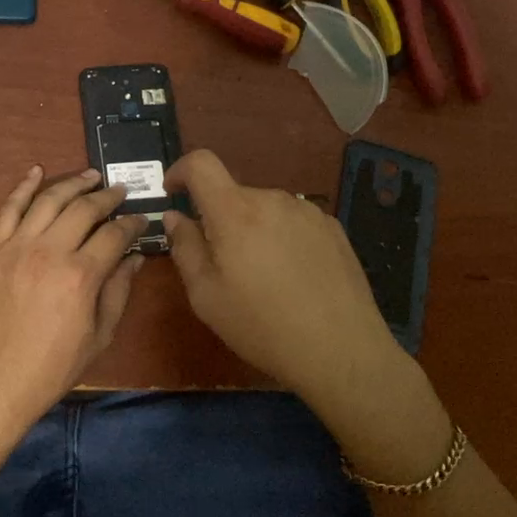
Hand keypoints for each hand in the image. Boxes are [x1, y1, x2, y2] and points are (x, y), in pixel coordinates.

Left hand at [0, 167, 147, 430]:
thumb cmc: (53, 366)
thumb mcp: (98, 336)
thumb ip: (118, 291)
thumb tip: (134, 258)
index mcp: (80, 275)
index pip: (114, 235)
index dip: (132, 224)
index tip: (142, 220)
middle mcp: (49, 251)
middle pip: (84, 209)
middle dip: (107, 197)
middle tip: (120, 191)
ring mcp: (18, 246)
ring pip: (49, 200)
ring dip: (72, 183)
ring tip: (90, 176)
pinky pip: (9, 209)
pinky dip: (24, 187)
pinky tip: (37, 172)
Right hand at [162, 150, 412, 425]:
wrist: (343, 353)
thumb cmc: (263, 327)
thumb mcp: (207, 296)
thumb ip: (185, 248)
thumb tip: (175, 216)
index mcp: (235, 211)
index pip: (201, 163)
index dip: (181, 170)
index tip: (173, 192)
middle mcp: (272, 199)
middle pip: (233, 193)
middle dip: (219, 218)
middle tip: (223, 264)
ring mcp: (307, 211)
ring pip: (264, 208)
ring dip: (253, 228)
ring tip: (264, 276)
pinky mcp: (333, 228)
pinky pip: (293, 221)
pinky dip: (282, 237)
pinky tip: (294, 277)